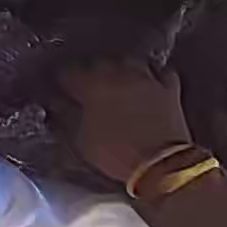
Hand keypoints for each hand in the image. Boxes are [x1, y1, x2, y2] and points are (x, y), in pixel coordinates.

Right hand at [56, 60, 193, 181]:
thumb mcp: (80, 140)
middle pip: (99, 63)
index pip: (69, 73)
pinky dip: (151, 74)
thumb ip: (66, 117)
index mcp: (92, 87)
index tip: (60, 87)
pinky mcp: (169, 88)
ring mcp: (146, 79)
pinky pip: (159, 72)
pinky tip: (147, 81)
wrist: (158, 164)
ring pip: (129, 61)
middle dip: (89, 71)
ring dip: (119, 67)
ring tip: (114, 78)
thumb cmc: (114, 154)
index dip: (62, 80)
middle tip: (84, 84)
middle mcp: (119, 75)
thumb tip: (58, 105)